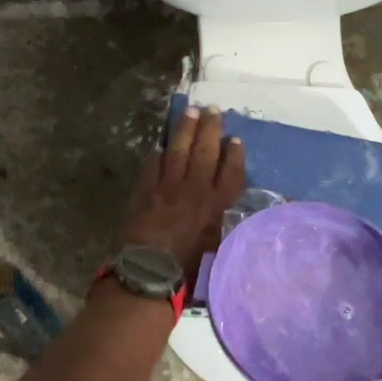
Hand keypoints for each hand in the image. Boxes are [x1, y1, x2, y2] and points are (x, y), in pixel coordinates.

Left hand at [117, 106, 244, 280]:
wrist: (148, 271)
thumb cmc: (186, 267)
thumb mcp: (214, 247)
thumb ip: (217, 225)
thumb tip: (218, 214)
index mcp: (216, 206)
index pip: (230, 173)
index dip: (234, 155)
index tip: (236, 140)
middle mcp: (195, 190)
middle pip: (205, 152)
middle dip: (210, 129)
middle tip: (212, 110)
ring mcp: (168, 187)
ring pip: (179, 151)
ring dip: (185, 130)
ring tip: (190, 112)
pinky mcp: (145, 190)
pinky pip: (153, 165)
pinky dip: (158, 155)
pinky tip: (161, 146)